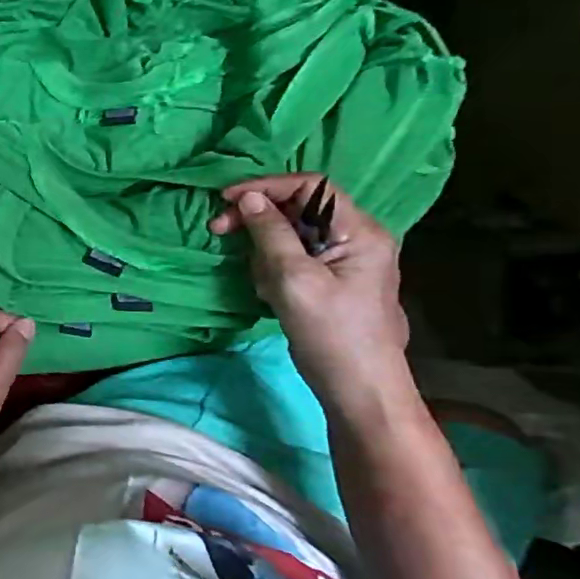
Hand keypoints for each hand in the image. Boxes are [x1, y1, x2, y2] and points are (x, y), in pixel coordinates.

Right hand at [208, 174, 409, 393]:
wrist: (360, 392)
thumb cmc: (332, 334)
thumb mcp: (295, 280)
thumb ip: (271, 233)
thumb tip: (248, 197)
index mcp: (359, 231)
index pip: (311, 186)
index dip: (267, 186)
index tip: (227, 198)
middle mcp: (356, 238)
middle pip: (299, 209)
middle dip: (259, 221)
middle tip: (220, 230)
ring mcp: (344, 262)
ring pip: (292, 236)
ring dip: (266, 253)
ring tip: (263, 286)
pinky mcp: (330, 282)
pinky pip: (294, 260)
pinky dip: (274, 270)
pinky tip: (271, 295)